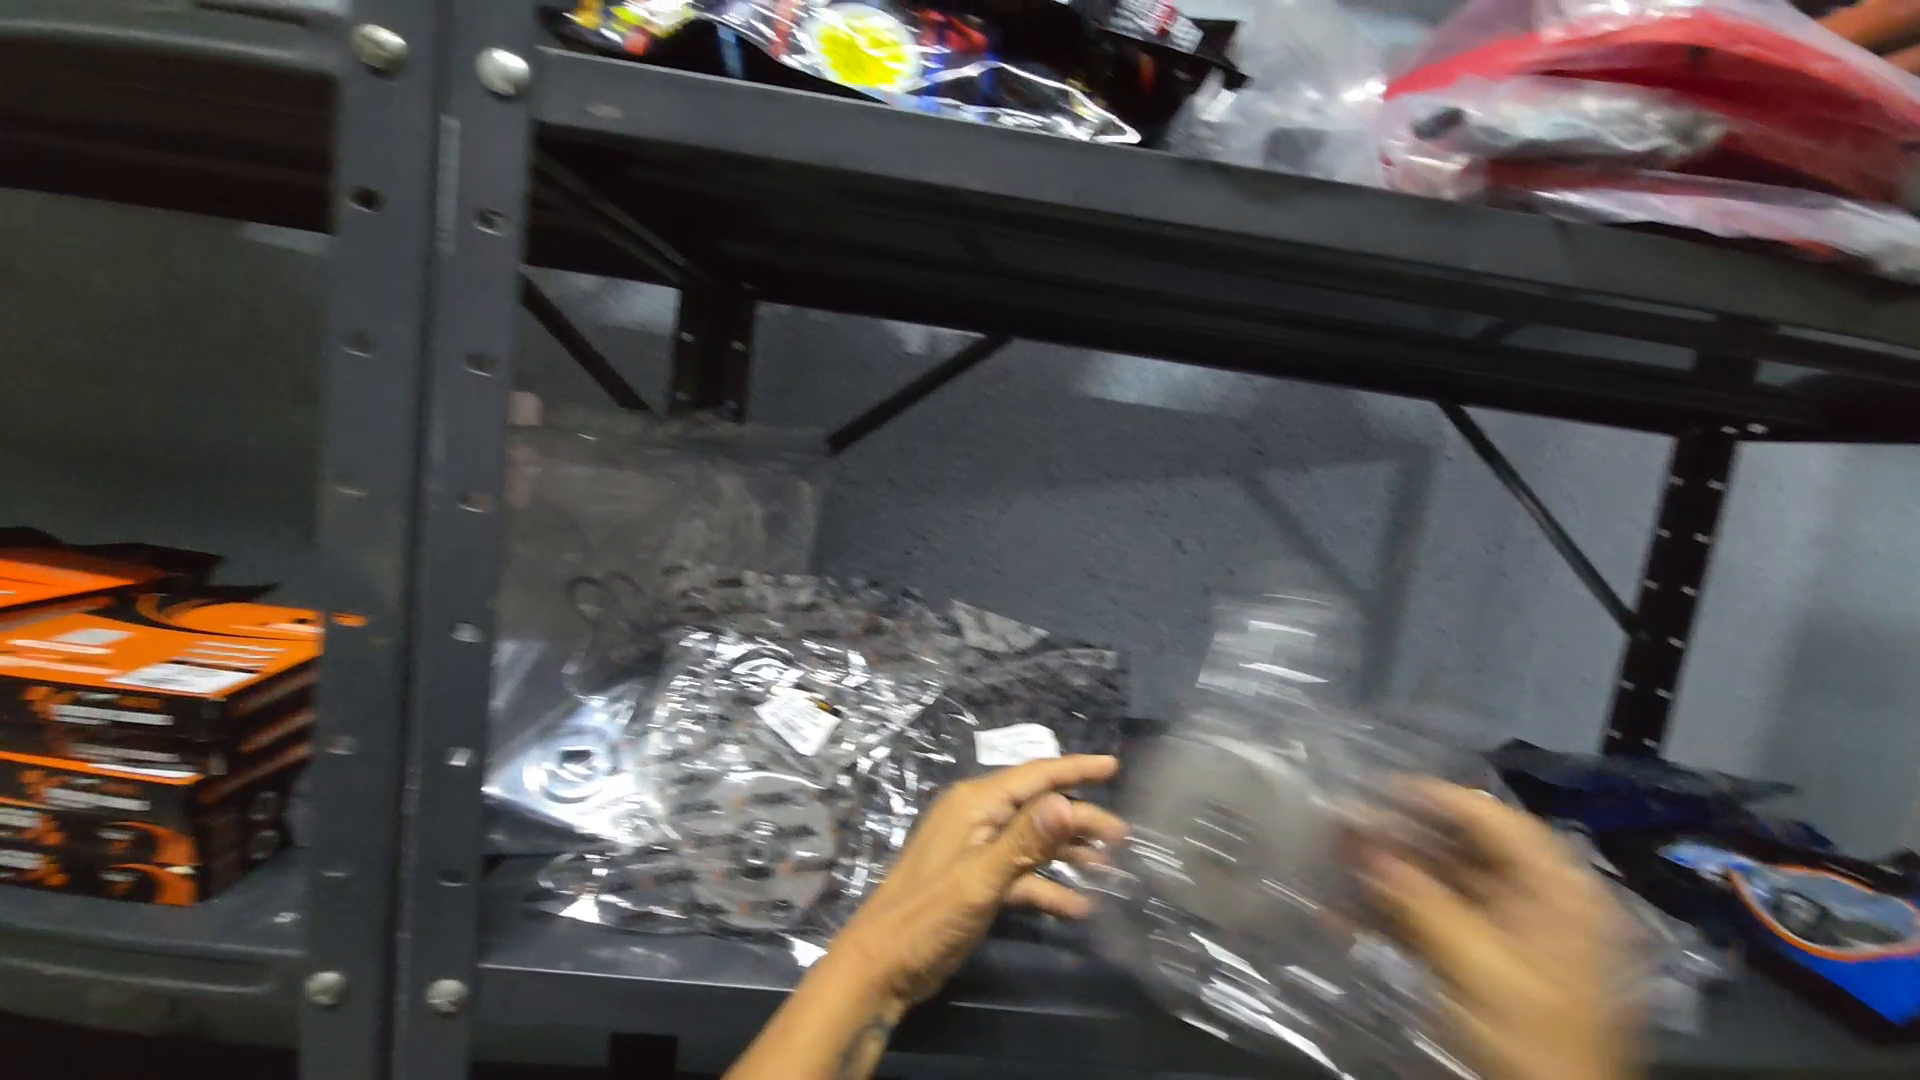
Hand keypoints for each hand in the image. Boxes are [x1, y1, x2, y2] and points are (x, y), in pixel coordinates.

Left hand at [832, 754, 1127, 1008]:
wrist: (882, 965)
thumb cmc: (929, 916)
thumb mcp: (981, 879)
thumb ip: (1025, 840)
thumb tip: (1066, 802)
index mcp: (976, 803)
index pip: (1035, 775)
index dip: (1076, 769)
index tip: (1113, 766)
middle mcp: (977, 817)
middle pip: (1039, 808)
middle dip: (1080, 819)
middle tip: (1123, 838)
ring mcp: (976, 849)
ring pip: (1033, 841)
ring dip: (1069, 852)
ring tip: (1111, 867)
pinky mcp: (977, 880)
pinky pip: (1021, 874)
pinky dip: (1048, 886)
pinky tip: (1079, 906)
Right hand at [1362, 779, 1636, 1079]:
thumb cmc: (1528, 1036)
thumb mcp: (1476, 966)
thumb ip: (1420, 900)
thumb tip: (1364, 845)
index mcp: (1558, 892)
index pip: (1496, 820)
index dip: (1437, 798)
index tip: (1376, 790)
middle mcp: (1535, 898)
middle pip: (1459, 847)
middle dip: (1395, 839)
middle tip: (1340, 829)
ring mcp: (1507, 927)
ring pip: (1436, 881)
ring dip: (1382, 876)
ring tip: (1330, 867)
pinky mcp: (1479, 953)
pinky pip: (1429, 915)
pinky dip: (1387, 913)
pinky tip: (1340, 915)